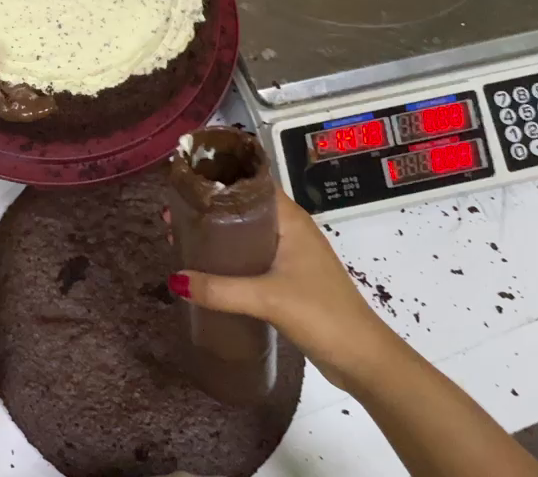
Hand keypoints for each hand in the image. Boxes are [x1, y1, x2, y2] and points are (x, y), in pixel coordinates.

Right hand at [170, 188, 403, 388]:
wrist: (364, 359)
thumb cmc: (322, 314)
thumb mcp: (267, 298)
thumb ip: (220, 290)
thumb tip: (174, 280)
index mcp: (291, 219)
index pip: (251, 182)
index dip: (218, 178)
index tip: (185, 182)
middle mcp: (291, 229)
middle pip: (244, 207)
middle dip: (209, 208)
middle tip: (173, 213)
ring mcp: (292, 254)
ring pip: (246, 233)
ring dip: (217, 233)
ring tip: (182, 237)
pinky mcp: (290, 278)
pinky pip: (252, 256)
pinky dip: (229, 256)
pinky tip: (207, 267)